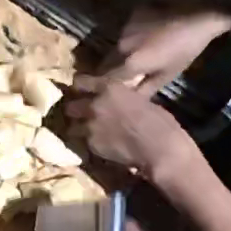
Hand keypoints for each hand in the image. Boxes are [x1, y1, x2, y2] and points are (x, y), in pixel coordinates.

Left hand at [64, 79, 193, 180]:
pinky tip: (100, 145)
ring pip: (72, 127)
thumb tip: (117, 101)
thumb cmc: (159, 121)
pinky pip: (84, 142)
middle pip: (70, 106)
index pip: (80, 82)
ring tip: (88, 132)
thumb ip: (122, 97)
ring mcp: (90, 126)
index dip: (80, 87)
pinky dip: (90, 143)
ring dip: (79, 128)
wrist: (157, 147)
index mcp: (109, 88)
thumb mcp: (140, 99)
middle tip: (83, 114)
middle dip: (76, 110)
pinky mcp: (91, 145)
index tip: (81, 91)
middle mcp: (94, 105)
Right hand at [103, 6, 230, 93]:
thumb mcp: (167, 75)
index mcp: (130, 63)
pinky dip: (131, 39)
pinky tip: (144, 38)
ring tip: (134, 57)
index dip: (102, 87)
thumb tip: (130, 99)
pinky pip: (126, 33)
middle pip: (108, 62)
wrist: (199, 15)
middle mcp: (121, 46)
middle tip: (119, 77)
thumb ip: (144, 89)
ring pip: (116, 47)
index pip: (106, 79)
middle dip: (110, 71)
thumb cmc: (186, 50)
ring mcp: (126, 28)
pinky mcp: (132, 16)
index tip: (102, 93)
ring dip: (121, 54)